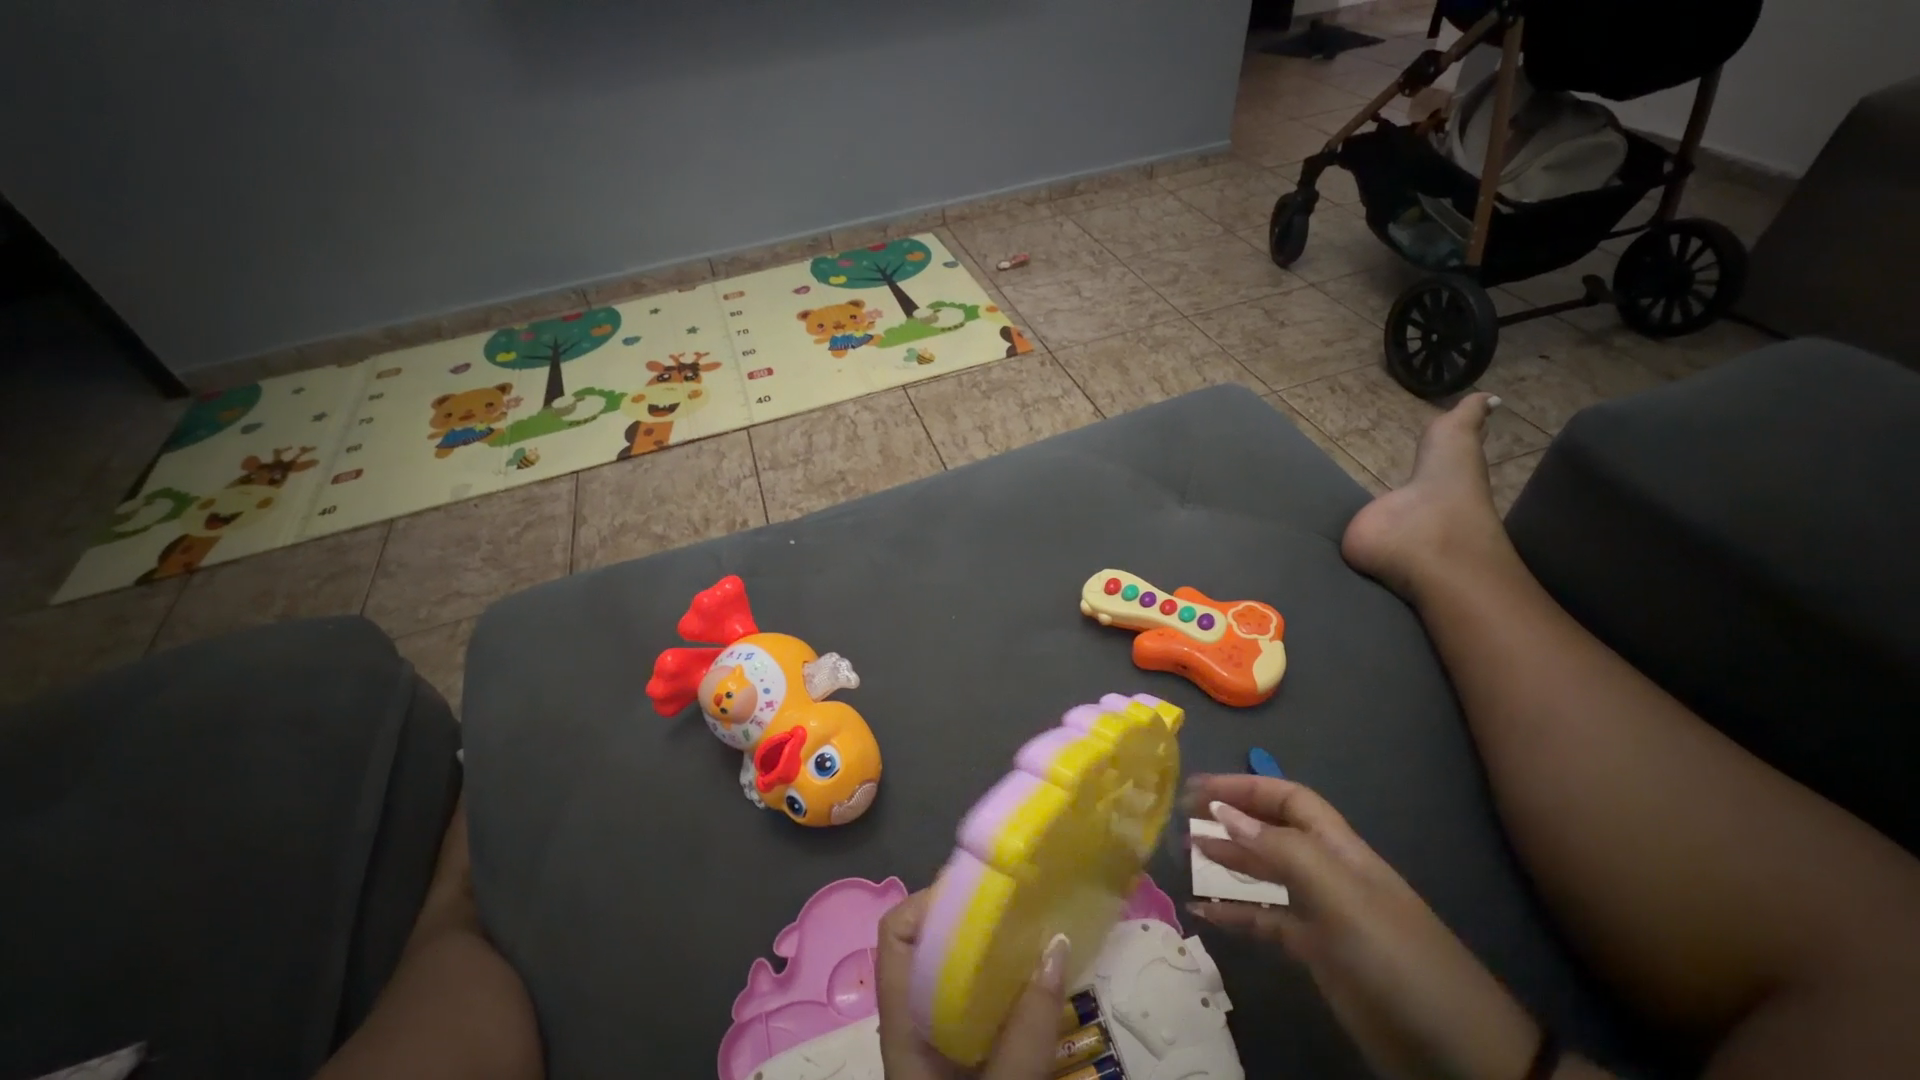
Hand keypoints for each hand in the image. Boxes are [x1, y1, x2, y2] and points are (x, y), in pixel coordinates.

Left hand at [875, 888, 1070, 1079]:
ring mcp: (933, 1037)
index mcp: (902, 1021)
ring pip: (953, 972)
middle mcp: (911, 1020)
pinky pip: (972, 1002)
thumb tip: (1059, 944)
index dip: (932, 903)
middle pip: (928, 943)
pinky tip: (1034, 982)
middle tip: (1022, 906)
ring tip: (1035, 932)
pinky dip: (1000, 984)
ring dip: (991, 951)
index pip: (897, 932)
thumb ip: (1029, 1030)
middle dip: (973, 919)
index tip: (984, 894)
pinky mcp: (956, 1055)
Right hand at [1186, 774, 1542, 1079]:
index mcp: (1340, 849)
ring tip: (1185, 855)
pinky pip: (1266, 922)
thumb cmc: (1397, 959)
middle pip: (1273, 831)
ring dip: (1227, 861)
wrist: (1454, 1048)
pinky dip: (1233, 914)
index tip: (1195, 789)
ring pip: (1265, 874)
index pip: (1288, 800)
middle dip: (1230, 817)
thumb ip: (1282, 852)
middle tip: (1180, 819)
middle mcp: (1329, 873)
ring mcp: (1323, 915)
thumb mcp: (1341, 898)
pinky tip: (1202, 913)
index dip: (1244, 787)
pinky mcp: (1317, 954)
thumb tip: (1222, 811)